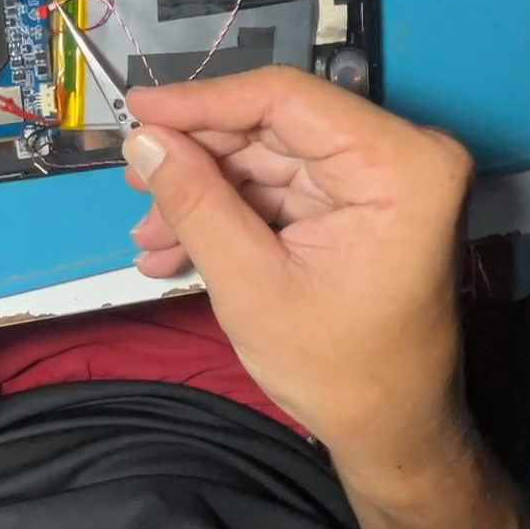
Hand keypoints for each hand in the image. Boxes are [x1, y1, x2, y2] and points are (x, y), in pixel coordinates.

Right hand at [121, 67, 473, 497]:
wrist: (386, 428)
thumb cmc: (336, 367)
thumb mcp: (250, 284)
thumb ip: (194, 203)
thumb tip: (143, 141)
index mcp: (396, 165)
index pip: (284, 100)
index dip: (201, 102)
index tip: (136, 110)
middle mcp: (391, 157)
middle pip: (266, 130)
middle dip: (193, 161)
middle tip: (133, 185)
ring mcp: (367, 181)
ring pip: (257, 160)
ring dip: (196, 196)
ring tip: (149, 237)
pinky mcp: (344, 204)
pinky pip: (266, 190)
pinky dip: (217, 215)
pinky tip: (174, 250)